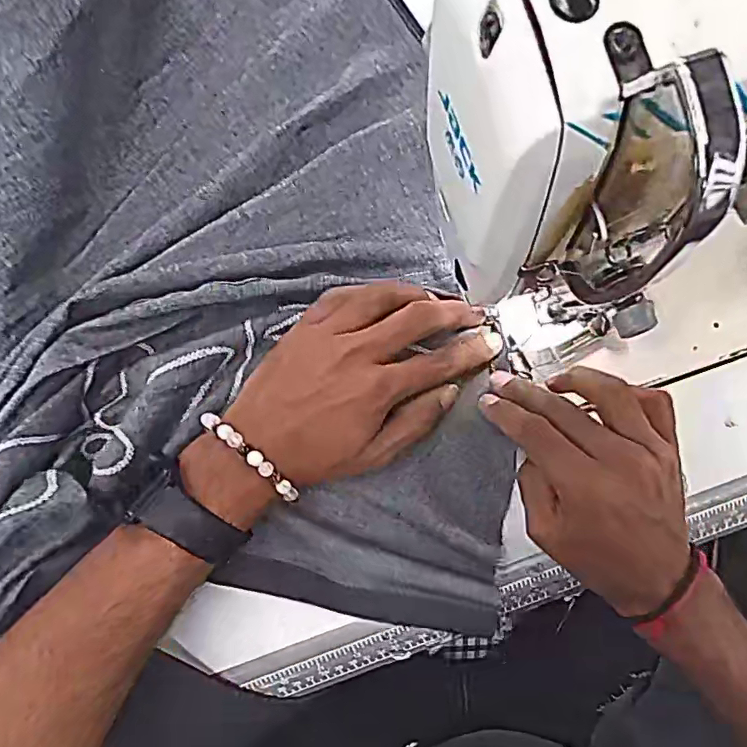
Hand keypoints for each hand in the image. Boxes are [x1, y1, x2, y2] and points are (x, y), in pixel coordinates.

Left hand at [181, 282, 501, 527]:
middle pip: (418, 318)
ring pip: (383, 296)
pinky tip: (385, 295)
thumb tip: (448, 391)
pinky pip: (344, 294)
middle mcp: (357, 353)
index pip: (437, 361)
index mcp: (376, 388)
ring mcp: (329, 333)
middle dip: (454, 312)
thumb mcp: (374, 455)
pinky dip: (371, 291)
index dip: (470, 350)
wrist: (257, 444)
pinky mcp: (307, 325)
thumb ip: (415, 421)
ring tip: (434, 299)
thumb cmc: (316, 455)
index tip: (489, 341)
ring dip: (416, 293)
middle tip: (472, 313)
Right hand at [477, 366, 690, 617]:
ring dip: (577, 378)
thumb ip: (532, 486)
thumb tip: (528, 450)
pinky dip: (629, 390)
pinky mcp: (668, 449)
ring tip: (556, 380)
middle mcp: (620, 462)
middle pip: (564, 408)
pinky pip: (654, 402)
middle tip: (508, 383)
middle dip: (527, 392)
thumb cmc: (607, 562)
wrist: (658, 578)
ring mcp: (649, 451)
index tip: (494, 402)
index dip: (508, 412)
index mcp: (585, 486)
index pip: (536, 432)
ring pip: (611, 392)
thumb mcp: (548, 534)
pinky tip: (608, 394)